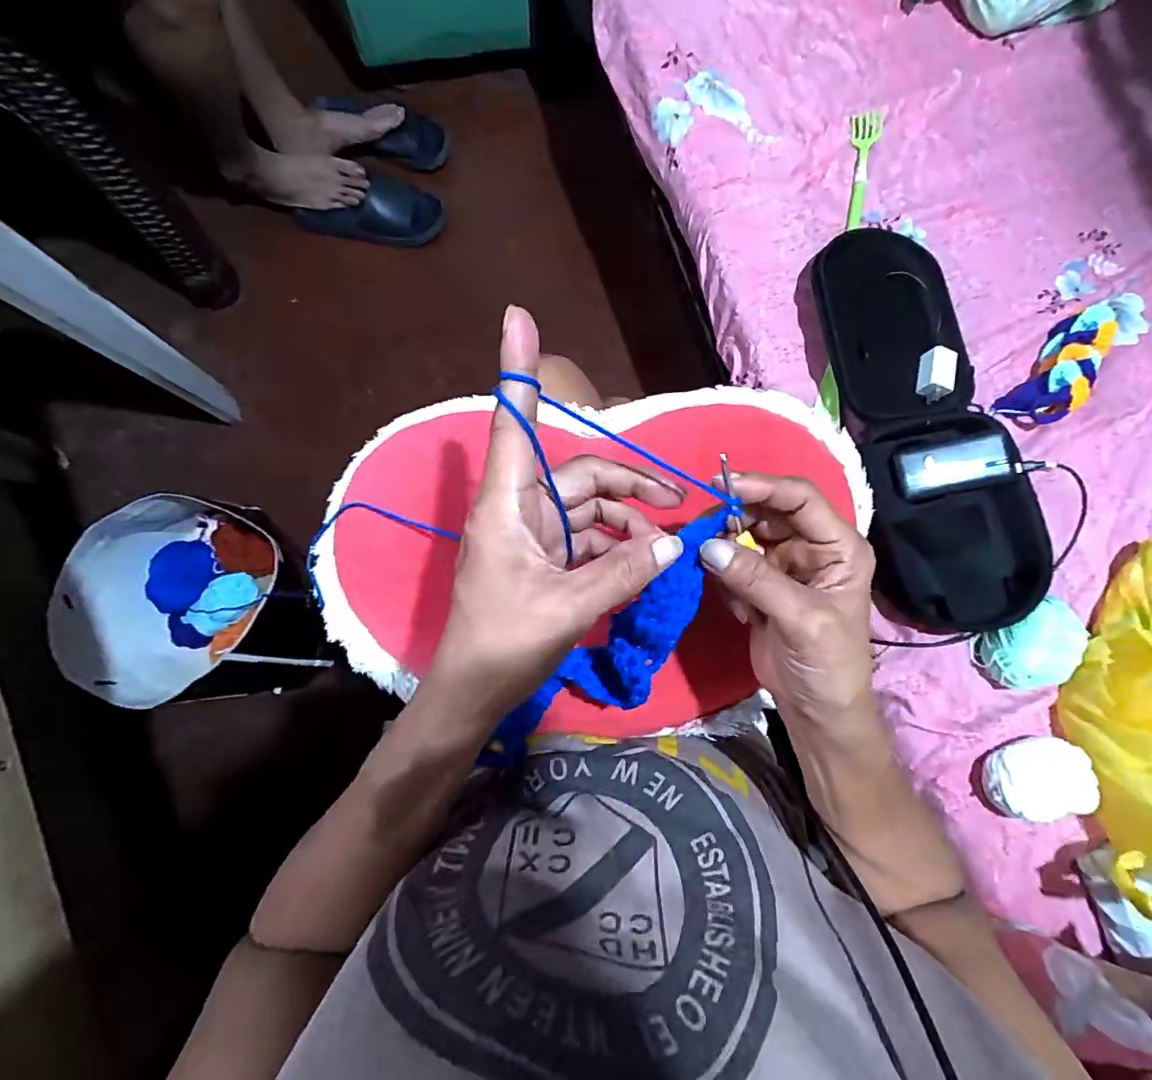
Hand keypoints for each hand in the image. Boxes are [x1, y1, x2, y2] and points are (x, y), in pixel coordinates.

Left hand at [425, 307, 686, 721]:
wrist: (474, 693)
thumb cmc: (505, 644)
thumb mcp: (570, 607)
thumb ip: (625, 572)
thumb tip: (673, 542)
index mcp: (508, 507)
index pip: (513, 424)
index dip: (517, 371)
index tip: (517, 317)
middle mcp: (520, 511)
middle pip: (580, 476)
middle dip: (629, 484)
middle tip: (677, 502)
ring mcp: (533, 537)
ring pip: (589, 508)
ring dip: (627, 521)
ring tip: (664, 547)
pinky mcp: (544, 561)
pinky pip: (588, 538)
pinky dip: (616, 545)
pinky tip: (642, 561)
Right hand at [694, 473, 876, 731]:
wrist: (818, 713)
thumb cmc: (828, 664)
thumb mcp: (801, 619)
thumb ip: (757, 580)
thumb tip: (708, 546)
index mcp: (839, 547)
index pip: (801, 499)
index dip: (764, 486)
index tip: (721, 485)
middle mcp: (813, 548)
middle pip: (769, 511)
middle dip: (735, 514)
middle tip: (701, 526)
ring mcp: (785, 566)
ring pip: (746, 535)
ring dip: (724, 544)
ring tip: (706, 559)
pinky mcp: (762, 587)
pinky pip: (734, 563)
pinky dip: (723, 573)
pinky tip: (734, 603)